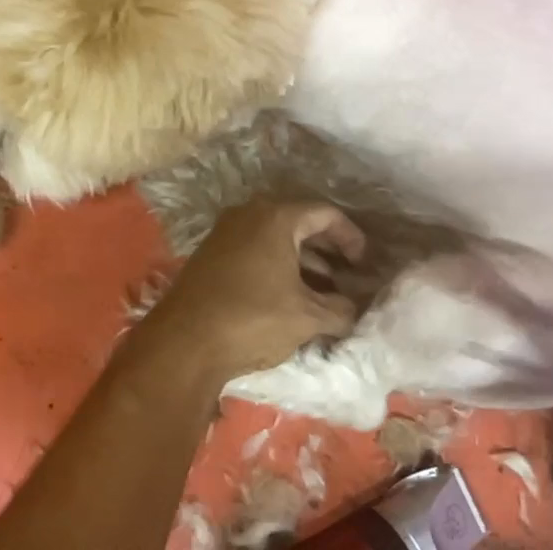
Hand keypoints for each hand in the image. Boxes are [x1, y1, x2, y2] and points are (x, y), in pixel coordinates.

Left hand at [142, 201, 366, 384]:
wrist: (186, 339)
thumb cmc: (253, 318)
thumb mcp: (308, 316)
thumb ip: (341, 309)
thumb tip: (355, 308)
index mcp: (275, 217)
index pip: (325, 213)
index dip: (352, 237)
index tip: (366, 266)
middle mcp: (248, 215)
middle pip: (300, 223)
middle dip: (329, 249)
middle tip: (352, 278)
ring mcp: (226, 233)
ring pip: (276, 239)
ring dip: (305, 262)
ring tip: (330, 295)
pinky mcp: (213, 254)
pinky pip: (256, 250)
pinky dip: (280, 267)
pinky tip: (295, 298)